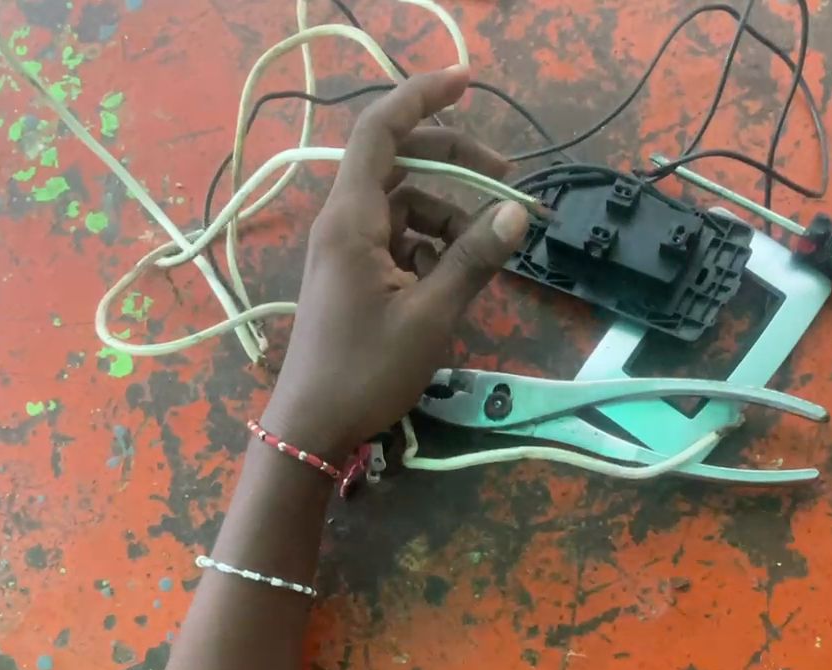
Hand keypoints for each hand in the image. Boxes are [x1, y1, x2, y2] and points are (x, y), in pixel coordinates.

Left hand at [260, 67, 532, 459]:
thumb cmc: (367, 370)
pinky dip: (428, 252)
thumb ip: (473, 260)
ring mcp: (346, 254)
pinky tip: (449, 284)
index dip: (423, 97)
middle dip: (453, 165)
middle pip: (399, 166)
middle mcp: (344, 225)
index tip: (468, 81)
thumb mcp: (431, 316)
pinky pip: (396, 245)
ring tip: (481, 257)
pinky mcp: (353, 281)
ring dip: (447, 221)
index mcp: (352, 220)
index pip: (381, 130)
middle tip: (504, 181)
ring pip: (403, 210)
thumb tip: (518, 213)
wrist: (314, 426)